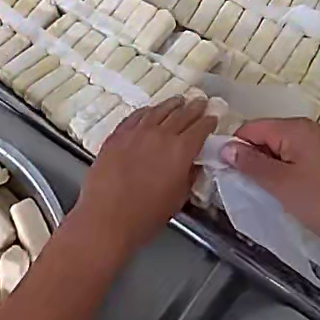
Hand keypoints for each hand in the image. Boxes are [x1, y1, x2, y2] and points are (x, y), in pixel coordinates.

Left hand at [65, 97, 215, 262]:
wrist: (106, 218)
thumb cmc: (146, 216)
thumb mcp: (178, 198)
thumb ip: (189, 176)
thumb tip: (194, 164)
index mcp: (181, 150)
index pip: (200, 128)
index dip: (209, 122)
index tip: (213, 118)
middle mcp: (160, 135)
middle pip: (181, 114)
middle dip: (194, 108)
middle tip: (201, 102)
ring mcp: (136, 133)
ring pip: (158, 111)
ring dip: (171, 105)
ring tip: (178, 100)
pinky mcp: (117, 136)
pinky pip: (135, 117)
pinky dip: (146, 111)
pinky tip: (149, 111)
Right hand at [221, 118, 319, 255]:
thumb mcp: (280, 183)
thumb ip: (250, 163)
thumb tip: (225, 148)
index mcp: (294, 128)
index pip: (250, 128)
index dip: (235, 148)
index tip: (225, 172)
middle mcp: (307, 129)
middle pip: (264, 136)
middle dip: (251, 158)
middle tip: (245, 186)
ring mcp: (318, 144)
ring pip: (278, 149)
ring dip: (267, 168)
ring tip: (265, 191)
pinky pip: (294, 159)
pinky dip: (283, 173)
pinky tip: (285, 193)